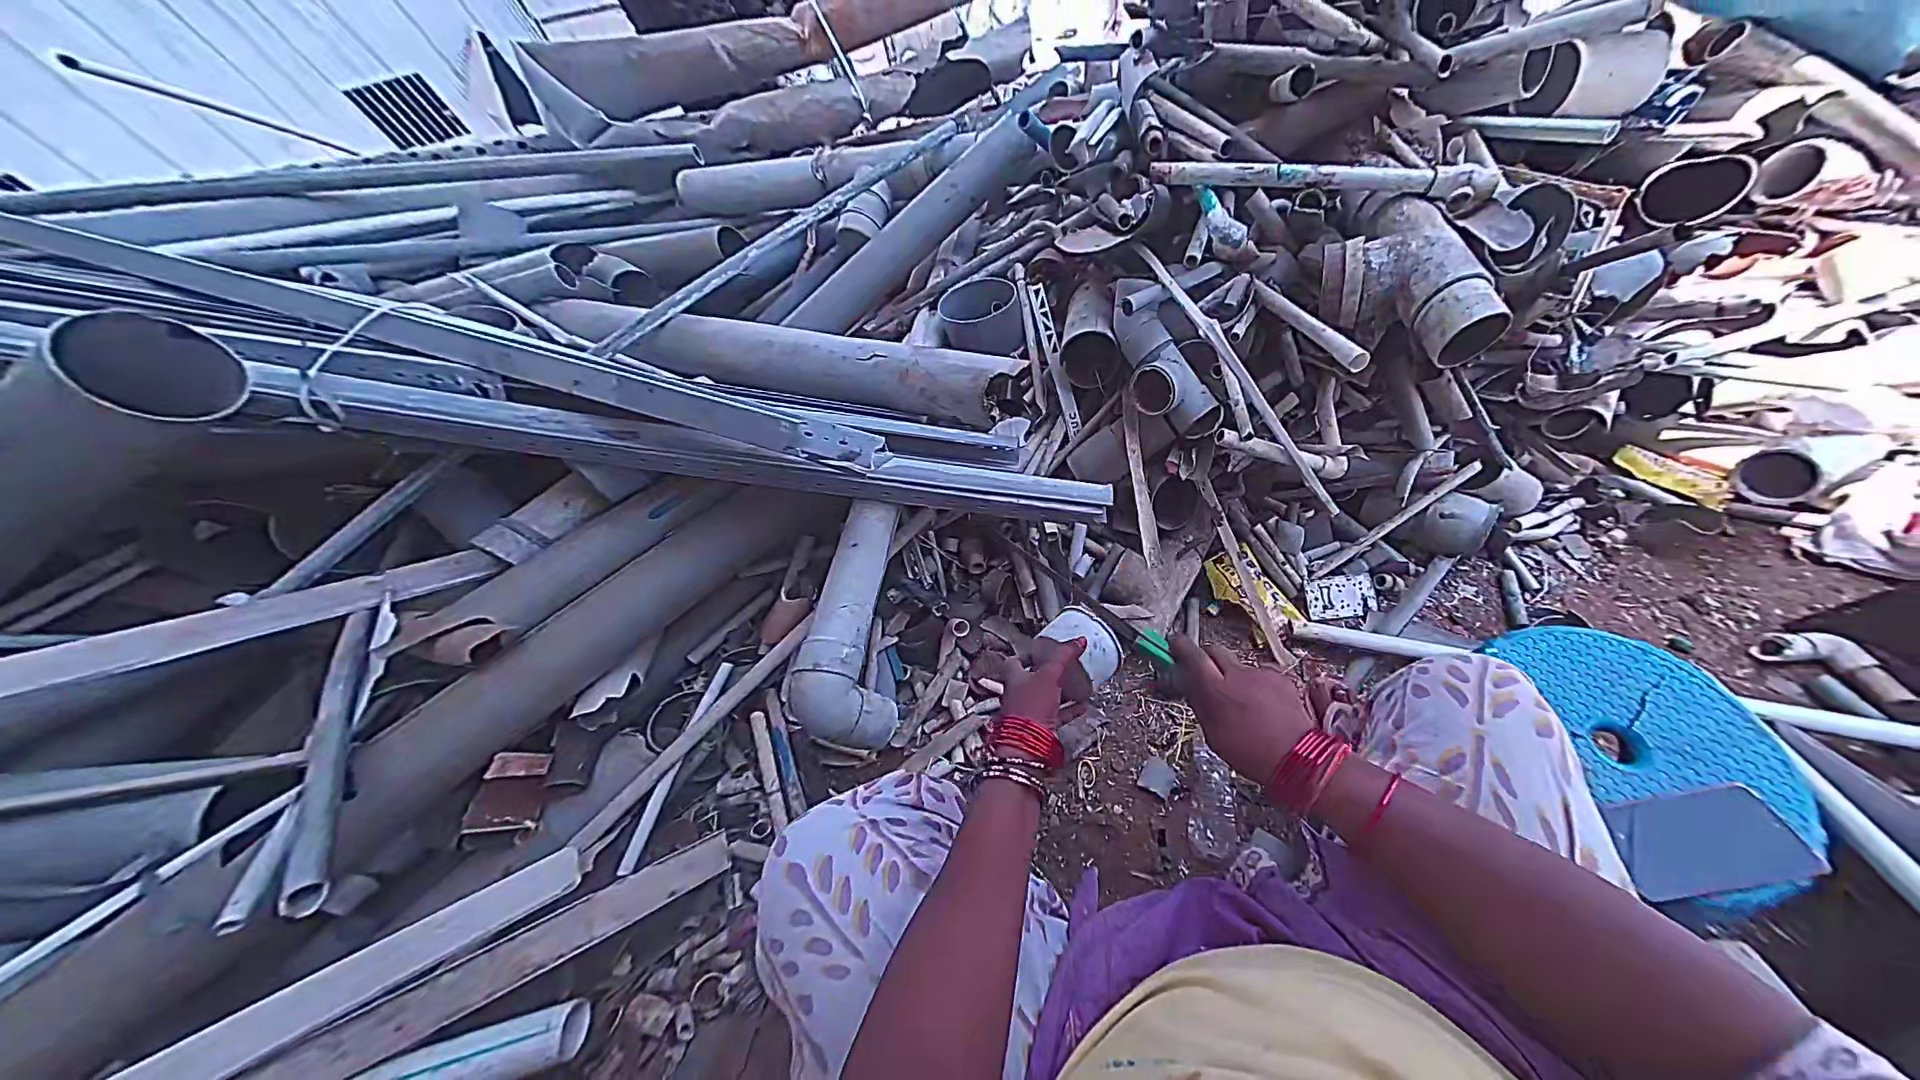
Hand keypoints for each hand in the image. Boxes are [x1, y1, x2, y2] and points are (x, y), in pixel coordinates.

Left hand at [999, 636, 1087, 727]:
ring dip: (1059, 692)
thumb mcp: (1049, 675)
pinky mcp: (1040, 727)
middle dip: (1046, 674)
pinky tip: (1082, 706)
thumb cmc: (1031, 706)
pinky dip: (1069, 709)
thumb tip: (1078, 641)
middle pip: (1031, 680)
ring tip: (1075, 685)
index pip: (1014, 661)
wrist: (1029, 744)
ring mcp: (1028, 712)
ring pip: (1044, 697)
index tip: (1040, 651)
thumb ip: (1063, 657)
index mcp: (1013, 678)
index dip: (1026, 655)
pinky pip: (1056, 715)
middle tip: (1061, 668)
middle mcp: (1017, 694)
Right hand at [1171, 636, 1314, 783]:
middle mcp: (1238, 675)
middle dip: (1206, 657)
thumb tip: (1190, 686)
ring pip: (1238, 665)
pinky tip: (1261, 705)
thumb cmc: (1251, 753)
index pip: (1192, 655)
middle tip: (1204, 672)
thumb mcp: (1214, 735)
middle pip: (1215, 650)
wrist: (1300, 758)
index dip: (1181, 647)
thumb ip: (1200, 704)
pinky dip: (1256, 684)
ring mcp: (1262, 674)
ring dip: (1233, 675)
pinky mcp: (1281, 678)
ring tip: (1239, 701)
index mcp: (1216, 689)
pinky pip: (1260, 674)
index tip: (1175, 644)